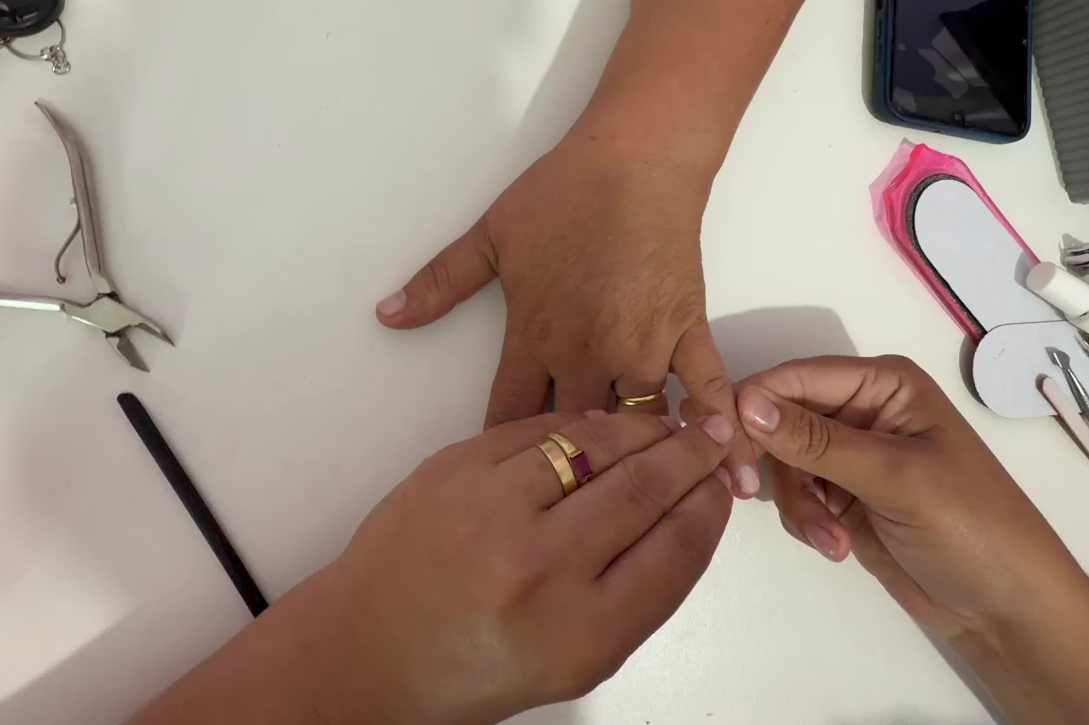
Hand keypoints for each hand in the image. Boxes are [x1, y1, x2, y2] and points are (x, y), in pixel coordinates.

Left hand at [301, 410, 734, 723]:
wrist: (367, 645)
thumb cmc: (475, 665)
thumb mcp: (572, 658)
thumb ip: (633, 591)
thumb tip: (680, 510)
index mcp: (579, 634)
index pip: (674, 551)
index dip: (708, 508)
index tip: (721, 485)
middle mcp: (539, 565)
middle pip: (643, 489)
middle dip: (688, 456)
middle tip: (709, 438)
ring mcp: (492, 505)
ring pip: (596, 443)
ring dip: (643, 427)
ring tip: (666, 424)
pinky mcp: (458, 463)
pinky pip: (543, 427)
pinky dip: (585, 422)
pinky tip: (607, 423)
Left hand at [375, 134, 758, 495]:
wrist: (634, 159)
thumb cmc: (561, 194)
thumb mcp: (489, 235)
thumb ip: (439, 282)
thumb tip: (385, 316)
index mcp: (533, 337)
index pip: (510, 418)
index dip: (503, 457)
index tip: (501, 490)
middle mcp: (586, 356)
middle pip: (573, 437)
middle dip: (568, 472)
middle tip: (563, 505)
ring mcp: (642, 347)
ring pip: (635, 427)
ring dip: (634, 465)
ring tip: (633, 508)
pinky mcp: (687, 332)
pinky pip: (707, 391)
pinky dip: (719, 436)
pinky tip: (732, 482)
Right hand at [735, 356, 1088, 643]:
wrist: (1010, 615)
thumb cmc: (972, 528)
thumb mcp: (894, 478)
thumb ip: (815, 441)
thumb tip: (745, 402)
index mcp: (881, 384)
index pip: (796, 377)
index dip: (756, 403)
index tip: (726, 443)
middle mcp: (861, 409)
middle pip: (780, 415)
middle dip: (771, 457)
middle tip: (748, 490)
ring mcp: (851, 455)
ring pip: (783, 459)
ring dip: (796, 500)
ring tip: (828, 537)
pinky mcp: (843, 495)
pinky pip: (796, 493)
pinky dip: (805, 519)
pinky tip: (834, 545)